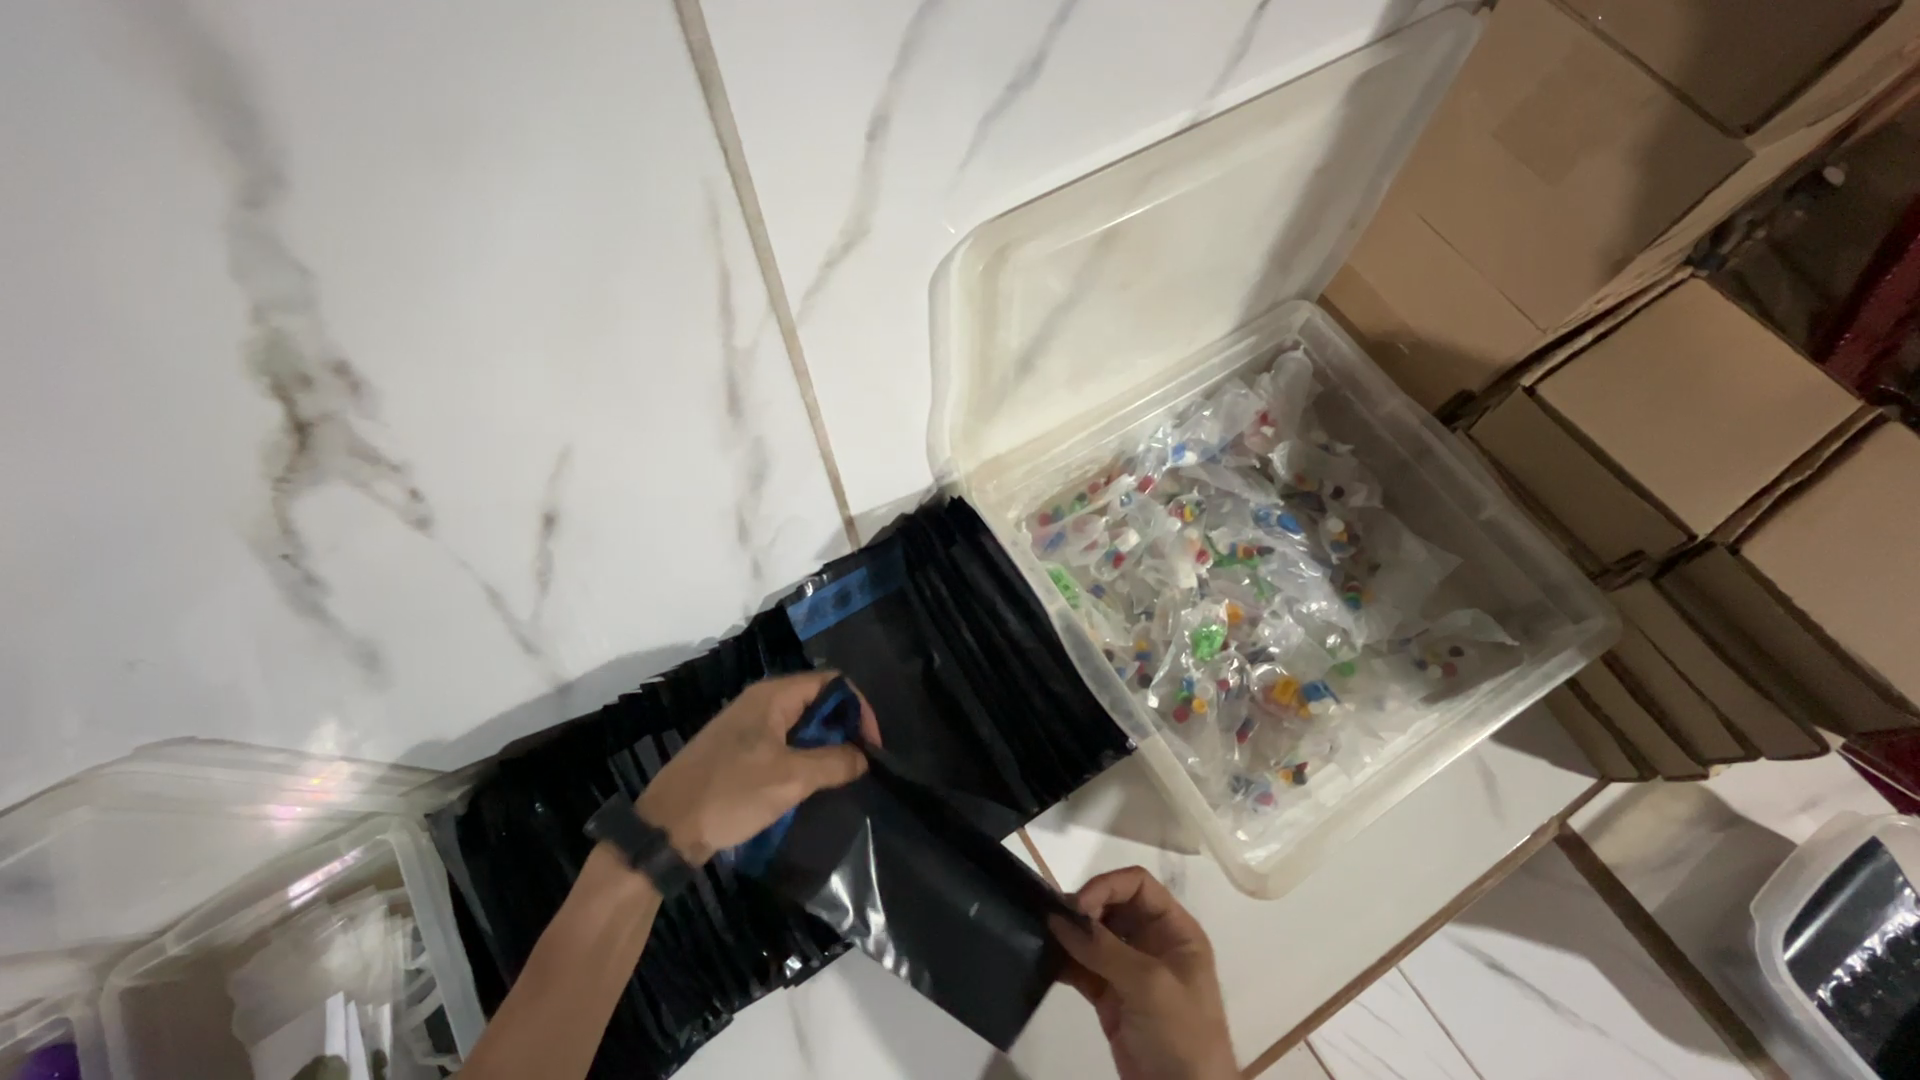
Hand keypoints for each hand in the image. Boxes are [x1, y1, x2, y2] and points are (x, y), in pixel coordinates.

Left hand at [634, 671, 878, 864]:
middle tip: (860, 764)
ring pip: (800, 726)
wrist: (666, 829)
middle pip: (817, 702)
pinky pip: (782, 744)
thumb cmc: (730, 794)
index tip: (872, 746)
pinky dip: (802, 759)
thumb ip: (834, 762)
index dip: (859, 708)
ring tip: (840, 777)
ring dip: (824, 747)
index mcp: (772, 696)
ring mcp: (747, 727)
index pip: (832, 683)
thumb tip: (865, 757)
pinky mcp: (738, 752)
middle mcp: (760, 703)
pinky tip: (810, 785)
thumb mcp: (791, 779)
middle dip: (843, 729)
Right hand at [1051, 867, 1236, 1079]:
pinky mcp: (1110, 998)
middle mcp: (1153, 943)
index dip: (1107, 886)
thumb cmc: (1183, 1036)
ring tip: (1041, 935)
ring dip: (1069, 934)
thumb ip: (1104, 948)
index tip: (1077, 906)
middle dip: (1083, 909)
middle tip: (1054, 922)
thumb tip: (1058, 916)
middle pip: (1112, 906)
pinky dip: (1064, 962)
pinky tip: (1044, 960)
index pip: (1138, 885)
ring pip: (1094, 936)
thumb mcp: (1149, 985)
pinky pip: (1082, 968)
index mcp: (1176, 931)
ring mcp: (1130, 971)